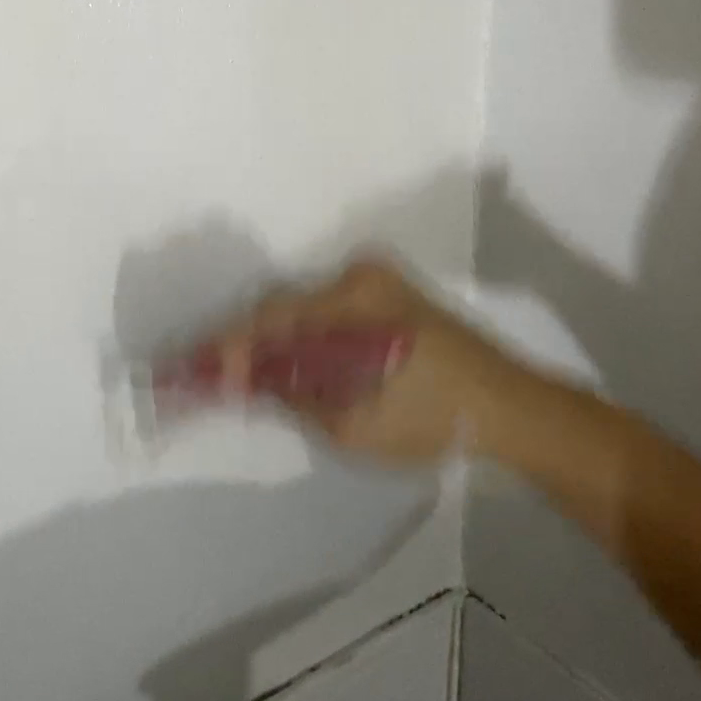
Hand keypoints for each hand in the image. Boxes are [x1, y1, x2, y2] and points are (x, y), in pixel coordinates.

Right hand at [209, 258, 518, 465]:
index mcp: (353, 301)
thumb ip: (290, 392)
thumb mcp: (351, 423)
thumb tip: (241, 378)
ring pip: (302, 310)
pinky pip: (325, 313)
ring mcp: (376, 283)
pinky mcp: (387, 297)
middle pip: (282, 308)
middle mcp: (360, 277)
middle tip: (209, 378)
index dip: (225, 347)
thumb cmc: (434, 421)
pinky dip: (301, 339)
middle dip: (244, 344)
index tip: (185, 368)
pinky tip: (284, 365)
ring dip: (271, 342)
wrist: (515, 411)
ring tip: (239, 377)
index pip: (269, 319)